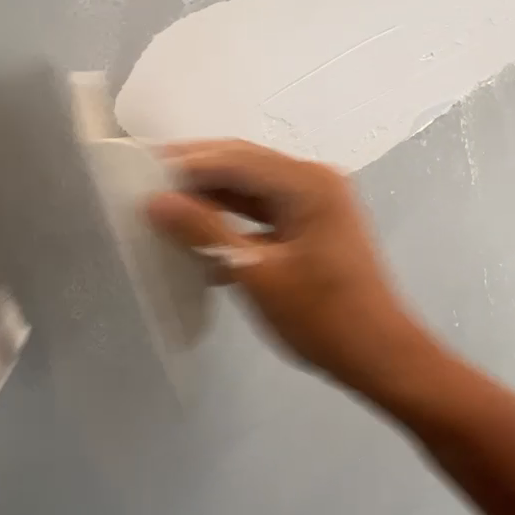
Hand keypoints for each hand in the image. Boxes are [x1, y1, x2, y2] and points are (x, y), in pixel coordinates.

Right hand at [147, 139, 439, 390]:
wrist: (381, 356)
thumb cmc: (323, 318)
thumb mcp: (256, 274)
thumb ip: (205, 230)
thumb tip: (156, 201)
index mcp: (306, 182)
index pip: (232, 158)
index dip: (183, 163)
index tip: (134, 172)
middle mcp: (314, 181)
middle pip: (243, 166)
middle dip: (194, 176)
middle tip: (142, 188)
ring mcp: (318, 203)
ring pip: (252, 190)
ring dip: (212, 201)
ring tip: (162, 213)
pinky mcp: (316, 227)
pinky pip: (266, 213)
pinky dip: (235, 223)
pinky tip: (201, 244)